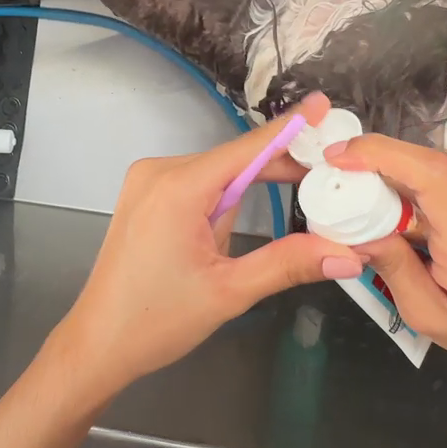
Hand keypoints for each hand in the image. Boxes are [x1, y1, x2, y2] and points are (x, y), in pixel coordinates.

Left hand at [54, 94, 365, 400]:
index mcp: (178, 187)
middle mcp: (159, 171)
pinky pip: (196, 184)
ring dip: (252, 186)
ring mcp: (148, 181)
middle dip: (280, 168)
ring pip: (217, 172)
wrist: (99, 341)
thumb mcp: (229, 291)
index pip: (247, 148)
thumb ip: (288, 264)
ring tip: (301, 196)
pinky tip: (250, 210)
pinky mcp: (145, 196)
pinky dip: (225, 194)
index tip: (323, 106)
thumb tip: (347, 255)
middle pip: (233, 159)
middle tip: (332, 176)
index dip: (289, 128)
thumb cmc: (157, 320)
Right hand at [326, 135, 446, 380]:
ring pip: (423, 170)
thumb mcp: (426, 316)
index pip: (432, 178)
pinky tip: (386, 209)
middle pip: (423, 165)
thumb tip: (356, 231)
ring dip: (384, 176)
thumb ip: (393, 269)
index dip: (383, 156)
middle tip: (332, 176)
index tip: (339, 156)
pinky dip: (401, 186)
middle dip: (372, 161)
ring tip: (354, 198)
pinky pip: (431, 180)